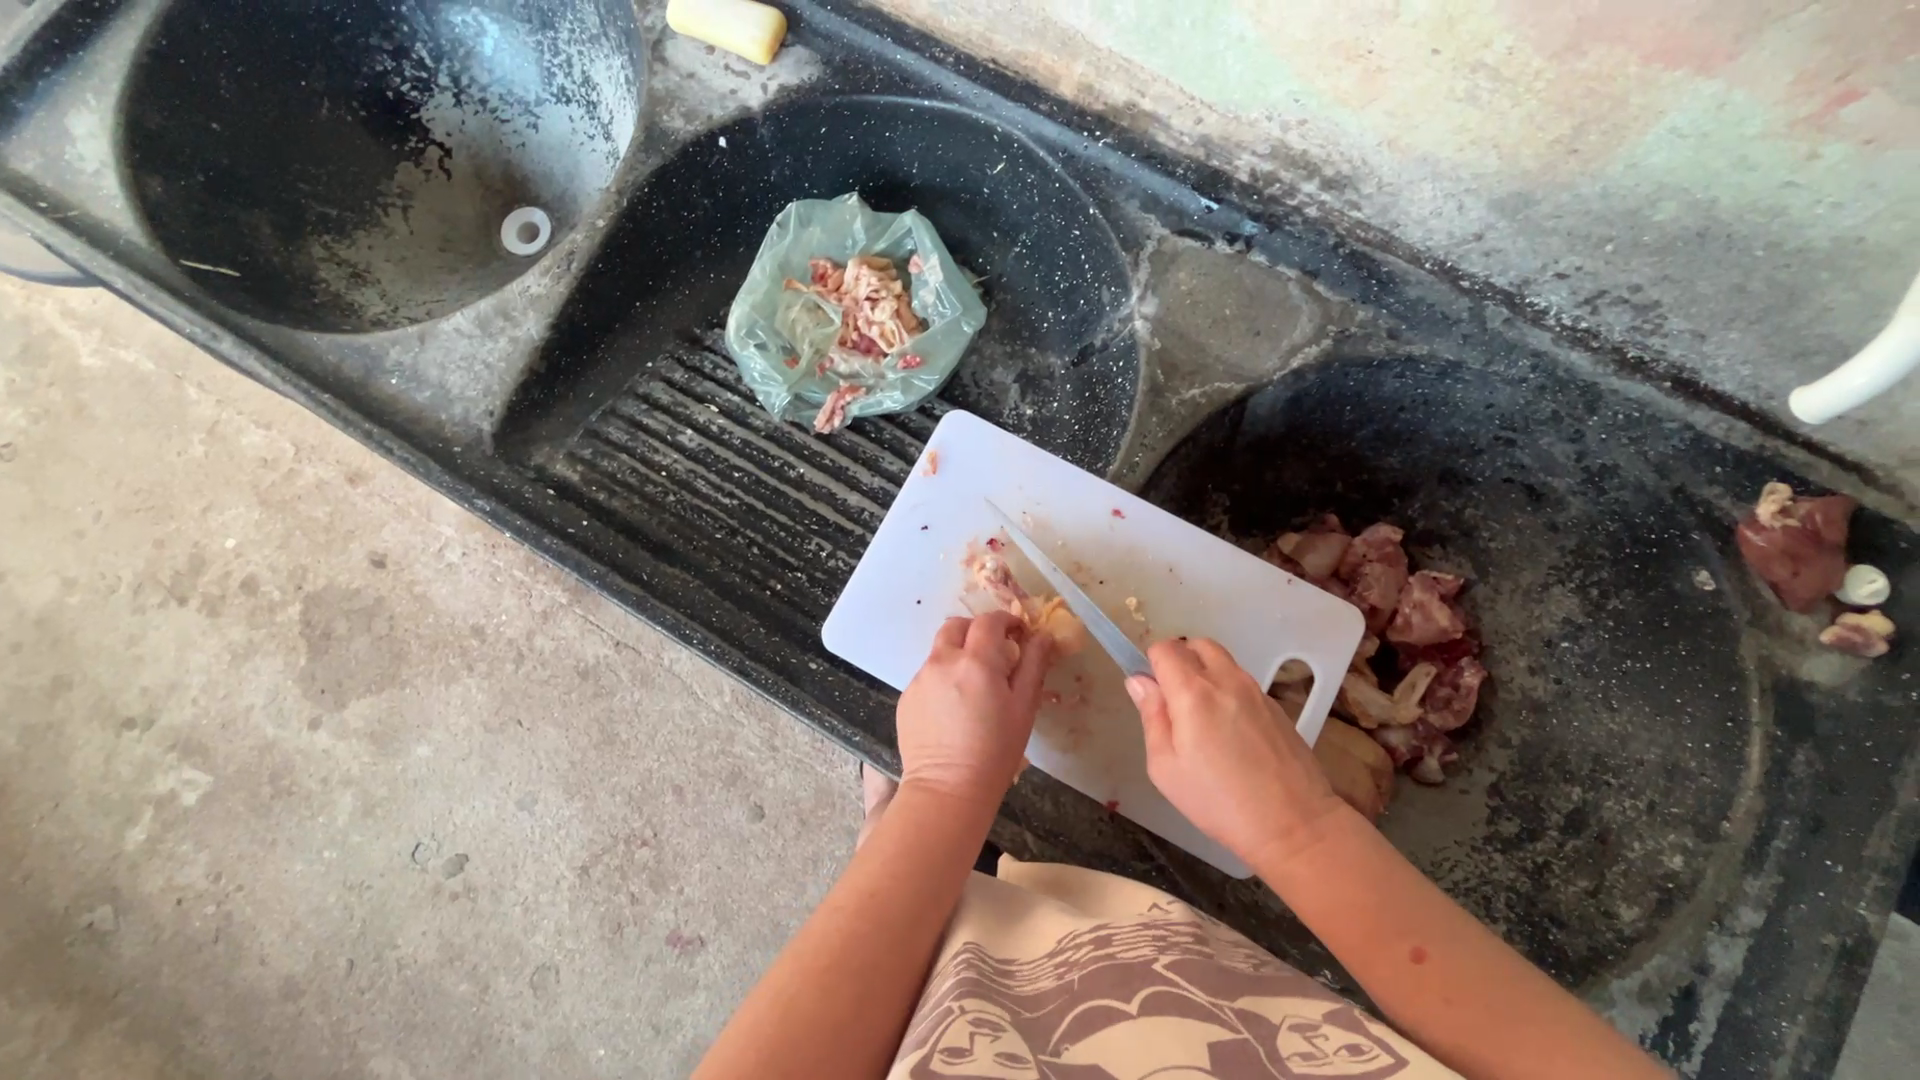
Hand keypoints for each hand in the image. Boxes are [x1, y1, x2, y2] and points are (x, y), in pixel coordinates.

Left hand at [896, 612, 1051, 804]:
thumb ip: (1033, 666)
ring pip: (940, 652)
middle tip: (993, 653)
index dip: (1006, 622)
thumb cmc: (995, 752)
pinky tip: (953, 711)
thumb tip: (1042, 636)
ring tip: (973, 688)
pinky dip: (942, 680)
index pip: (989, 621)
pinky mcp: (907, 697)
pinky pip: (927, 676)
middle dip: (976, 631)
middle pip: (956, 626)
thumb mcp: (1024, 708)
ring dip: (958, 656)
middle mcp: (942, 662)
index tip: (1018, 634)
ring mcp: (919, 679)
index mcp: (976, 662)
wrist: (947, 790)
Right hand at [1128, 638, 1350, 868]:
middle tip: (1175, 701)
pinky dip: (1228, 692)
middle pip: (1197, 644)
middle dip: (1180, 660)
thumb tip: (1139, 682)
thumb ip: (1151, 716)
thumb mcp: (1165, 767)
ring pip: (1223, 661)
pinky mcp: (1276, 707)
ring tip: (1203, 720)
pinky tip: (1231, 734)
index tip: (1153, 694)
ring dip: (1206, 674)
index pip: (1165, 648)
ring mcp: (1256, 691)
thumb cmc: (1219, 802)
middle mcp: (1227, 680)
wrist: (1294, 824)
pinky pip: (1243, 683)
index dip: (1152, 665)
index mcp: (1193, 692)